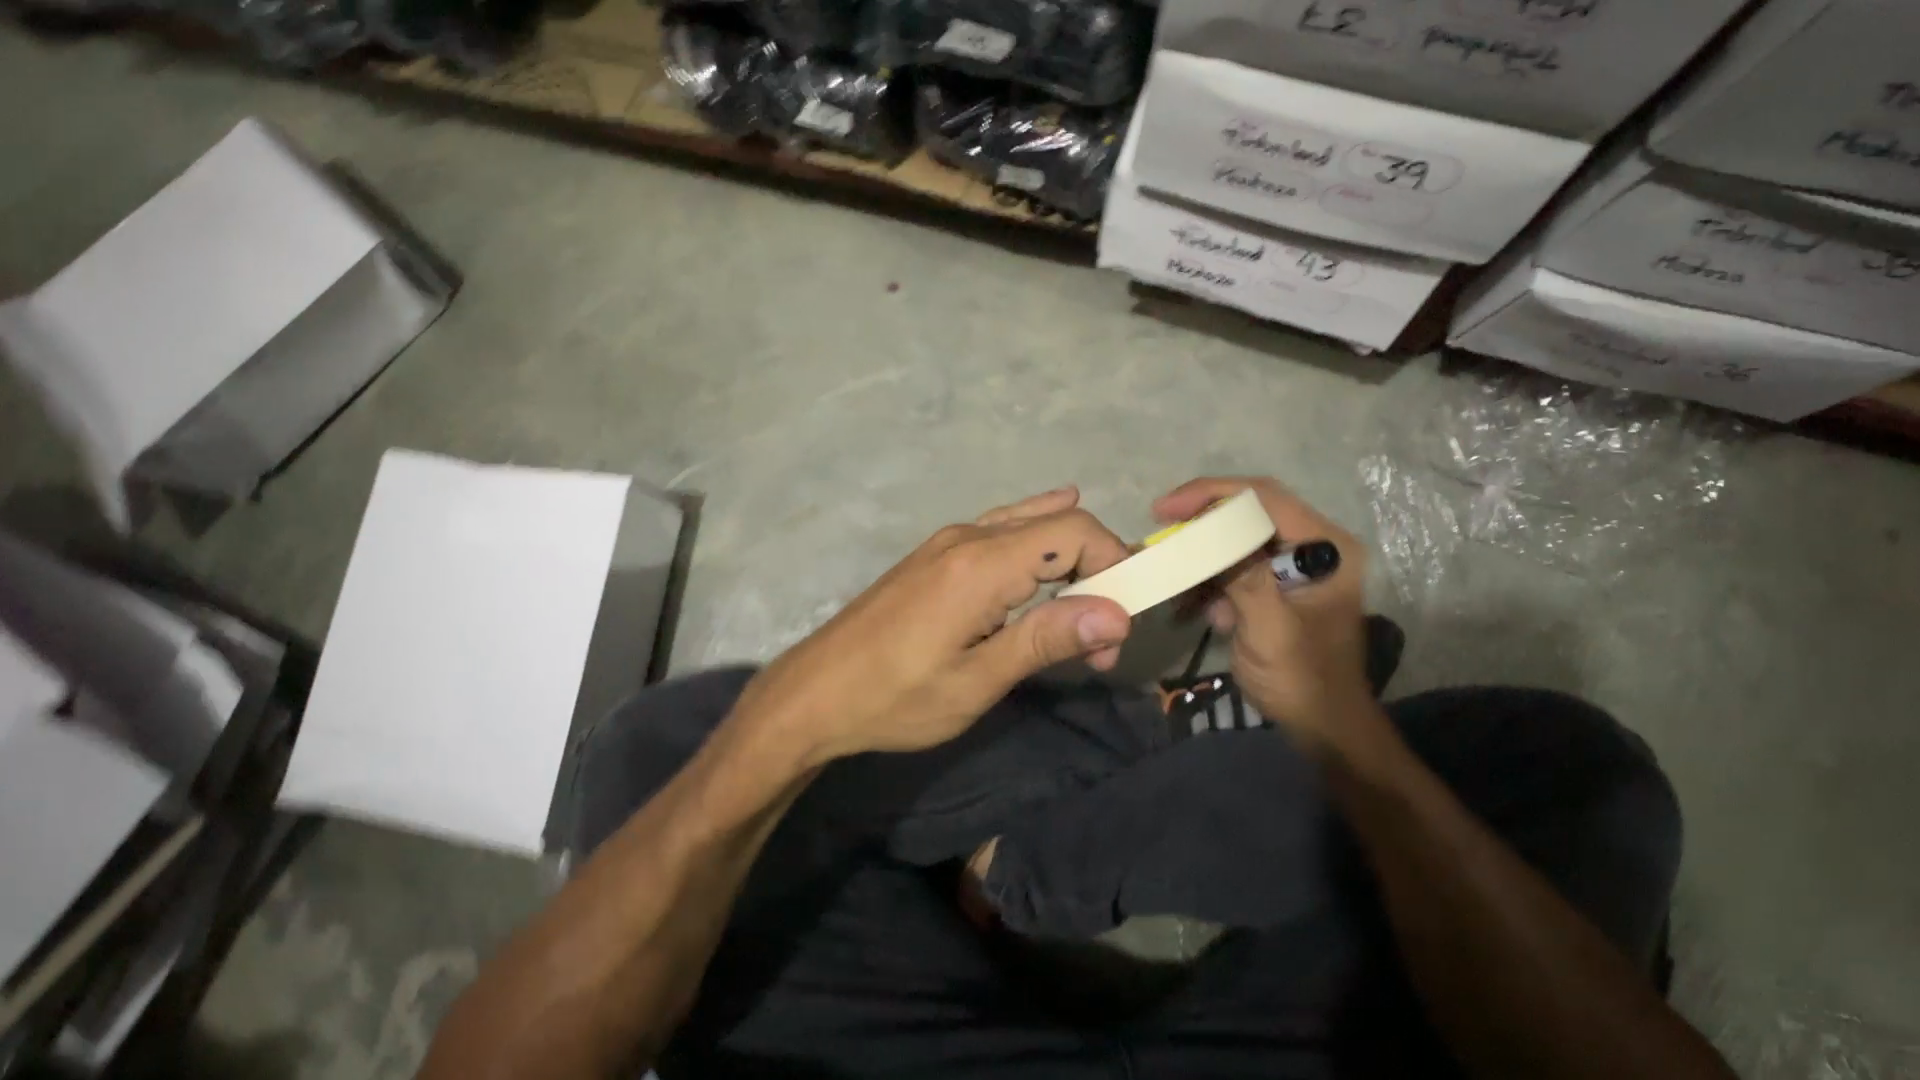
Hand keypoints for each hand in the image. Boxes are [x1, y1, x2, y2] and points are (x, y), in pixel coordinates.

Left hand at [731, 487, 1133, 763]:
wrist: (813, 694)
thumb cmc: (893, 699)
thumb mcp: (975, 682)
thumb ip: (1045, 640)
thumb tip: (1117, 614)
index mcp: (981, 565)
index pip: (1076, 533)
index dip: (1115, 565)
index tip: (1120, 626)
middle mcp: (968, 538)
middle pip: (1059, 523)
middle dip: (1098, 569)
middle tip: (1101, 638)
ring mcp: (947, 542)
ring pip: (1031, 525)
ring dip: (1069, 562)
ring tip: (1082, 615)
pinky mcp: (935, 556)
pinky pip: (1001, 532)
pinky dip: (1038, 543)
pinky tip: (1051, 550)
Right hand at [1154, 477, 1371, 750]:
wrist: (1323, 727)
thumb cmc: (1303, 679)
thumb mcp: (1271, 630)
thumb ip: (1245, 580)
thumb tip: (1209, 539)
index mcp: (1327, 547)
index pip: (1265, 498)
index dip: (1212, 494)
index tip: (1164, 508)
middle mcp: (1315, 545)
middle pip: (1249, 513)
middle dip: (1201, 523)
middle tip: (1159, 532)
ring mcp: (1295, 566)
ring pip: (1237, 540)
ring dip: (1202, 557)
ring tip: (1169, 573)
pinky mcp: (1277, 586)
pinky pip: (1235, 568)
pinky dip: (1209, 582)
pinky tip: (1190, 607)